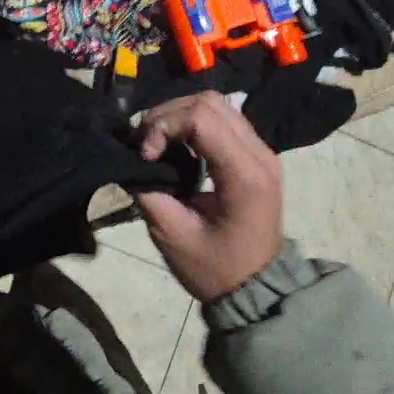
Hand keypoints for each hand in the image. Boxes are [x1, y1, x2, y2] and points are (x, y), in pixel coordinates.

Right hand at [133, 92, 285, 301]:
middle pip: (209, 102)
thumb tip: (131, 160)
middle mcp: (260, 154)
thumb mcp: (171, 234)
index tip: (144, 156)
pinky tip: (175, 147)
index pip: (200, 118)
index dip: (162, 126)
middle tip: (144, 145)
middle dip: (167, 115)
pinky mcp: (255, 155)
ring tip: (156, 142)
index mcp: (245, 175)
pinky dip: (192, 124)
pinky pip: (222, 120)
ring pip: (217, 104)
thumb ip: (149, 190)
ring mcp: (262, 152)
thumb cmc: (214, 268)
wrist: (256, 291)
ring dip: (179, 115)